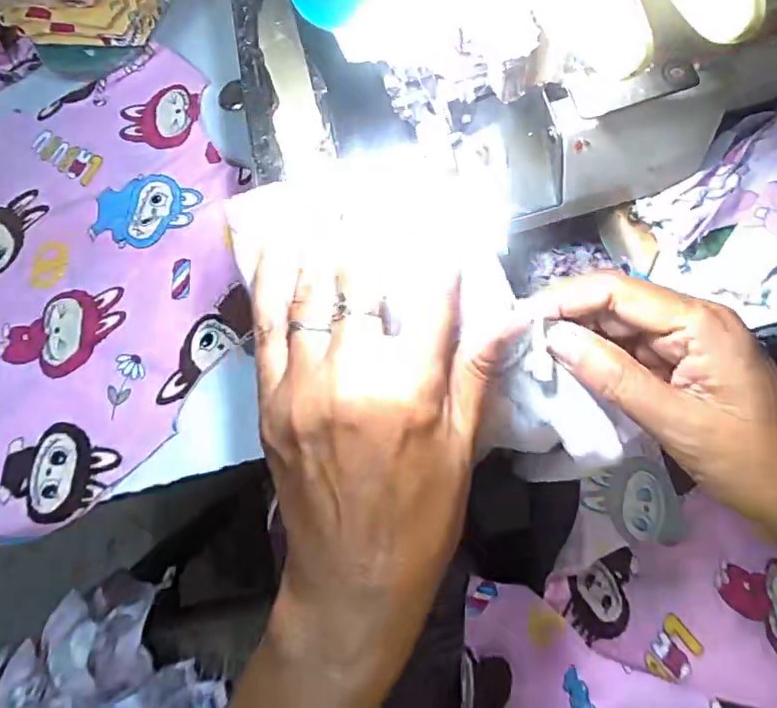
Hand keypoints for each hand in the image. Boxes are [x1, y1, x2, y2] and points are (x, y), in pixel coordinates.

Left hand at [240, 238, 506, 703]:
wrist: (350, 580)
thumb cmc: (422, 517)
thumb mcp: (463, 449)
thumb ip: (477, 371)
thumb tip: (510, 313)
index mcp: (411, 391)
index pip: (430, 297)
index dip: (437, 249)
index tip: (439, 215)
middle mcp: (354, 378)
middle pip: (364, 283)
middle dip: (375, 231)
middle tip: (379, 195)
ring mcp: (303, 386)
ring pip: (313, 294)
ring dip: (325, 241)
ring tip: (334, 202)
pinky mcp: (269, 399)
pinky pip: (266, 325)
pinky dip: (272, 278)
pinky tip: (279, 243)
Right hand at [529, 273, 776, 549]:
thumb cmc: (752, 464)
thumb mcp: (675, 421)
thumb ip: (612, 376)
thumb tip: (553, 338)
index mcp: (699, 320)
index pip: (616, 290)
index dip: (565, 298)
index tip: (522, 317)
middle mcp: (693, 318)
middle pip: (616, 301)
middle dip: (568, 314)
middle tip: (521, 334)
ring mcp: (690, 340)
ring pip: (621, 325)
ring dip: (582, 335)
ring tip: (536, 349)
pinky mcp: (687, 363)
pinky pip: (635, 349)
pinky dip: (603, 357)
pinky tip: (572, 366)